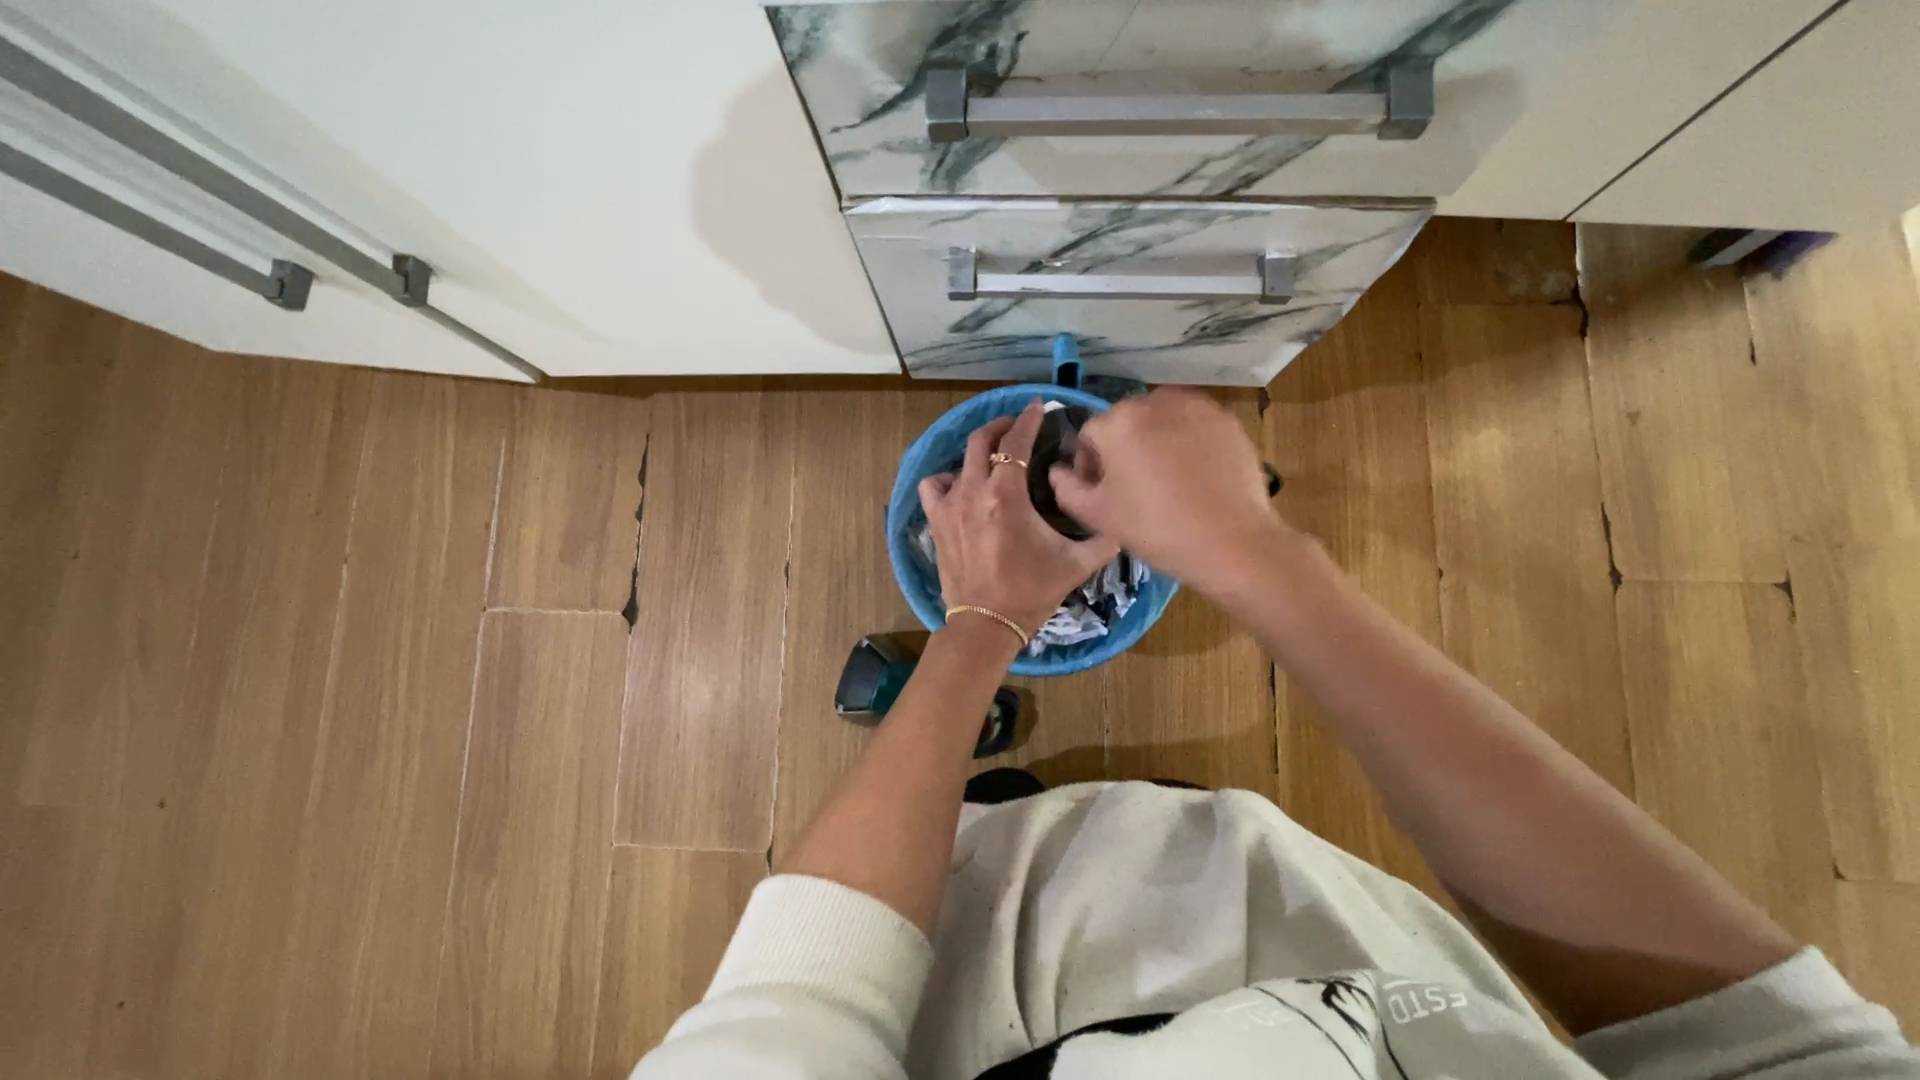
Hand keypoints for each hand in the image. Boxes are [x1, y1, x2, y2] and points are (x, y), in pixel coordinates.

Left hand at [919, 401, 1119, 639]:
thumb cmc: (1032, 591)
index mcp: (1007, 496)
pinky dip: (947, 478)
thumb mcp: (1077, 563)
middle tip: (1019, 426)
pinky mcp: (936, 522)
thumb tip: (1122, 517)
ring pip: (959, 461)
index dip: (1029, 419)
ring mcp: (950, 506)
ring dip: (978, 451)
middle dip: (1002, 426)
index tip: (1039, 406)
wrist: (987, 624)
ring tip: (994, 455)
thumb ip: (1104, 536)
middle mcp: (973, 492)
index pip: (1016, 443)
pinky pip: (934, 486)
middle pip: (982, 440)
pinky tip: (961, 485)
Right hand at [1049, 388, 1284, 588]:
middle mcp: (1155, 402)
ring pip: (1161, 420)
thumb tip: (1058, 472)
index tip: (1102, 492)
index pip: (1089, 434)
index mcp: (1118, 422)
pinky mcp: (1226, 420)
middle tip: (1133, 488)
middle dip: (1123, 448)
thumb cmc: (1156, 528)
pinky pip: (1194, 426)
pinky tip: (1195, 476)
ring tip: (1166, 480)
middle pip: (1126, 421)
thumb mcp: (1099, 516)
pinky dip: (1188, 443)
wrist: (1231, 542)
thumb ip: (1068, 488)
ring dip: (1155, 441)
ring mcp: (1196, 407)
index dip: (1089, 464)